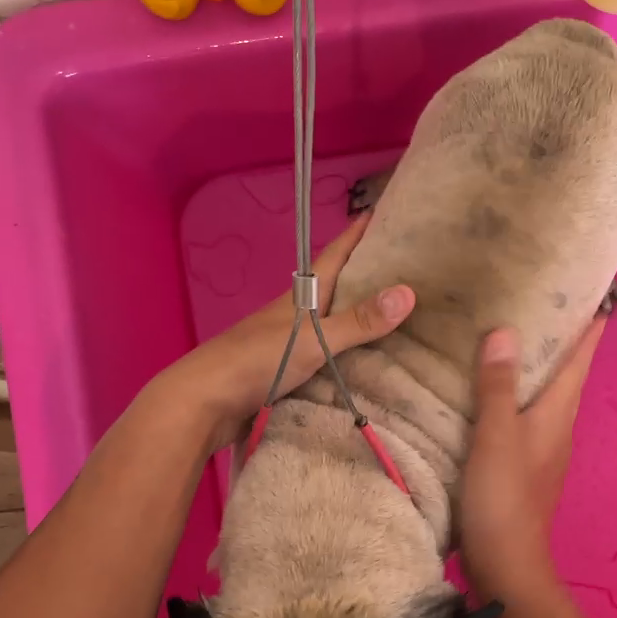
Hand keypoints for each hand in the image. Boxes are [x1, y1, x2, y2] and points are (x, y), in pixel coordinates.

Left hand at [142, 215, 414, 452]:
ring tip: (403, 320)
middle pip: (338, 289)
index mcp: (301, 297)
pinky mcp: (288, 374)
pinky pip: (329, 358)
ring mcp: (291, 345)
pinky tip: (373, 366)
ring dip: (361, 321)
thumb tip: (408, 292)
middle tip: (411, 271)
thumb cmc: (257, 361)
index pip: (335, 256)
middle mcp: (297, 316)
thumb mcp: (313, 339)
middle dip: (369, 278)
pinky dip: (351, 357)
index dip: (357, 234)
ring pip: (334, 326)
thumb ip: (359, 321)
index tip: (385, 213)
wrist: (205, 404)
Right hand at [459, 320, 606, 594]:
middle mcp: (557, 427)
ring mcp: (541, 449)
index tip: (598, 291)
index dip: (590, 326)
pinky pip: (521, 416)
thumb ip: (499, 386)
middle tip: (537, 298)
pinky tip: (486, 390)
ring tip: (506, 334)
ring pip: (541, 395)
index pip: (579, 359)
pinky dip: (511, 394)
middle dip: (559, 339)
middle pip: (563, 374)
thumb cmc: (504, 497)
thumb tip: (507, 331)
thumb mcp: (496, 436)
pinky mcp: (522, 467)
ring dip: (532, 366)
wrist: (506, 565)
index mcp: (557, 414)